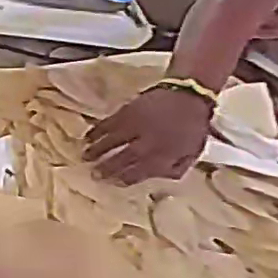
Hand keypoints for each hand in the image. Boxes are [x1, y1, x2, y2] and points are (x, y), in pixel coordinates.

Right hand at [84, 86, 212, 183]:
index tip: (114, 182)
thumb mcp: (192, 153)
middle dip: (107, 168)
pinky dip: (96, 131)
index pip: (140, 171)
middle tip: (94, 175)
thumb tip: (152, 176)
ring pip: (112, 141)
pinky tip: (88, 138)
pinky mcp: (128, 111)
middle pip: (123, 158)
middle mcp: (148, 141)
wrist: (188, 95)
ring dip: (97, 150)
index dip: (126, 178)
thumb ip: (173, 168)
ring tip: (86, 157)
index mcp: (165, 154)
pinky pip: (108, 123)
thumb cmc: (191, 127)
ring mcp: (137, 125)